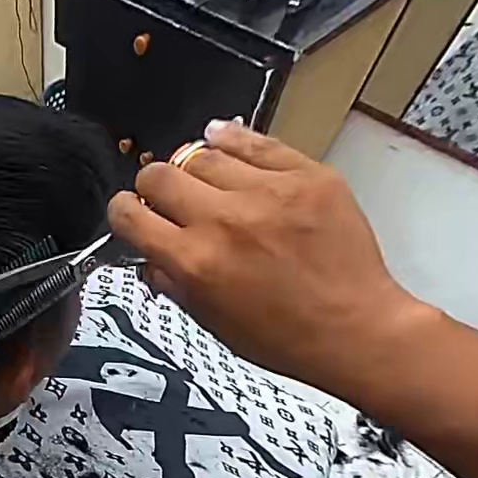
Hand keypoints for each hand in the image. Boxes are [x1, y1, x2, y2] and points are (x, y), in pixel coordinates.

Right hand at [107, 120, 439, 398]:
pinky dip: (230, 139)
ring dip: (192, 167)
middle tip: (165, 199)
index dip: (123, 213)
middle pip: (159, 174)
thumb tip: (150, 258)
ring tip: (202, 181)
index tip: (131, 215)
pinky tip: (221, 140)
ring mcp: (266, 192)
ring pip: (201, 152)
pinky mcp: (304, 175)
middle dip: (152, 187)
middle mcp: (223, 220)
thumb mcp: (213, 323)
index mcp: (194, 263)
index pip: (130, 215)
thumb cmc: (283, 338)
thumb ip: (174, 285)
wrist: (354, 330)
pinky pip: (254, 141)